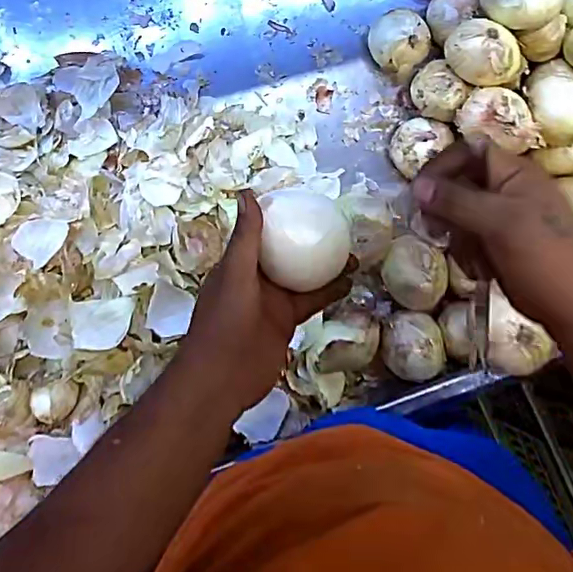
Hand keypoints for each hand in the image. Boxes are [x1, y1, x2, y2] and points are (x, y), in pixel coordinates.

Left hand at [176, 192, 349, 414]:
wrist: (223, 379)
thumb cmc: (224, 321)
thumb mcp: (236, 272)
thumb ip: (246, 237)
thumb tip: (247, 192)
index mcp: (238, 261)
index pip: (259, 231)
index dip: (278, 216)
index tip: (302, 200)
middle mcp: (255, 276)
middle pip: (284, 250)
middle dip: (305, 237)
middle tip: (333, 223)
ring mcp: (272, 299)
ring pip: (302, 273)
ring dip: (323, 262)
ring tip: (349, 248)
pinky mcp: (287, 320)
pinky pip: (311, 299)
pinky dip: (329, 289)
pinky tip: (349, 280)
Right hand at [413, 144, 572, 330]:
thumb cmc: (545, 257)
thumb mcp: (498, 222)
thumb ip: (455, 200)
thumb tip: (416, 186)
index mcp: (514, 171)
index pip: (468, 151)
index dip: (443, 165)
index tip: (420, 190)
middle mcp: (508, 189)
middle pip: (459, 183)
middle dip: (447, 209)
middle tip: (435, 229)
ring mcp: (506, 218)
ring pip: (460, 215)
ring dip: (458, 237)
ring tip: (471, 259)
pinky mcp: (502, 245)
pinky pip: (471, 239)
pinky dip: (469, 254)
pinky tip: (480, 271)